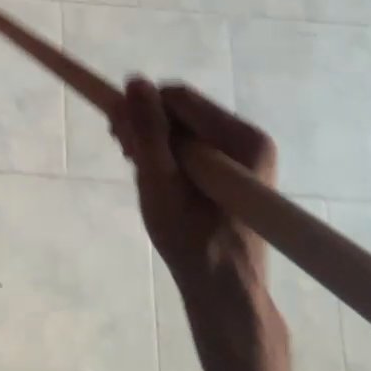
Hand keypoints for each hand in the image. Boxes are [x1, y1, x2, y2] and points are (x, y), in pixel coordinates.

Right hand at [113, 78, 276, 300]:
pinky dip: (167, 153)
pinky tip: (158, 177)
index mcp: (243, 138)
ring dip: (153, 142)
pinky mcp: (236, 167)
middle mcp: (251, 137)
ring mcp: (246, 153)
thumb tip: (134, 80)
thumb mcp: (159, 181)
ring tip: (143, 174)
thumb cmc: (191, 240)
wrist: (222, 290)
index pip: (176, 97)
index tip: (120, 139)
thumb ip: (147, 130)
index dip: (141, 112)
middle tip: (127, 158)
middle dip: (146, 128)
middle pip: (180, 109)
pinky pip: (191, 141)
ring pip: (181, 125)